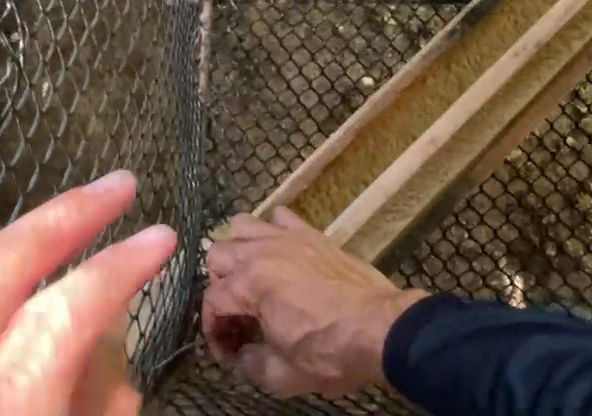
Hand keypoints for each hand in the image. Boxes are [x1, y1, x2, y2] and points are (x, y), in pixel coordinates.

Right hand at [200, 207, 427, 396]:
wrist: (379, 328)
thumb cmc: (330, 352)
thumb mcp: (283, 375)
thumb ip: (251, 364)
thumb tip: (242, 355)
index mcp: (251, 284)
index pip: (212, 300)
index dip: (213, 331)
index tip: (229, 353)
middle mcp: (263, 251)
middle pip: (218, 255)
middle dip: (219, 287)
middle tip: (238, 316)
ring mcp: (288, 237)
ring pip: (242, 225)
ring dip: (238, 251)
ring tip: (252, 280)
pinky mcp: (311, 233)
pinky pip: (279, 216)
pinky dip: (271, 230)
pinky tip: (279, 256)